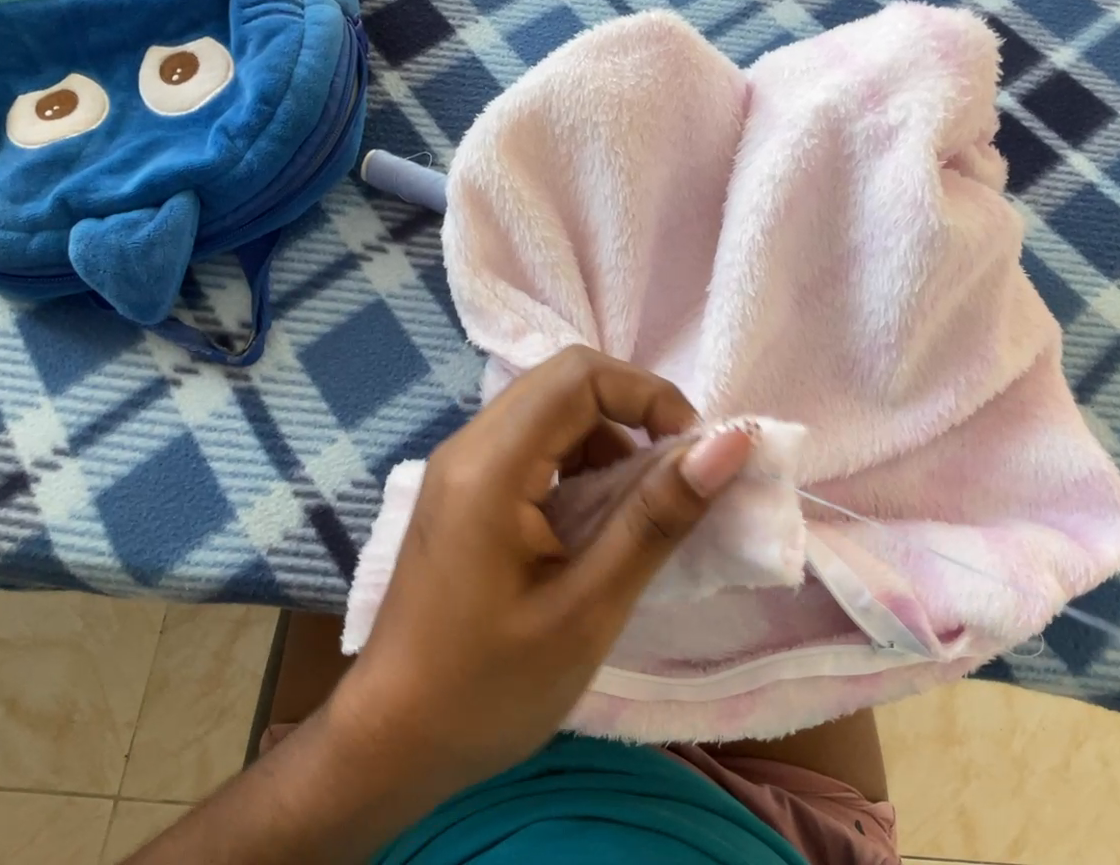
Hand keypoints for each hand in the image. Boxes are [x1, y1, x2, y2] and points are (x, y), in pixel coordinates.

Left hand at [325, 346, 752, 791]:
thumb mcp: (587, 608)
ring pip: (552, 417)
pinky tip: (597, 532)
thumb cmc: (488, 688)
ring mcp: (461, 471)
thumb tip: (727, 445)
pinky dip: (581, 472)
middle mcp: (469, 448)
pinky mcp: (465, 497)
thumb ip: (655, 517)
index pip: (579, 376)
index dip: (649, 396)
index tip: (694, 457)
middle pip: (564, 385)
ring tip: (638, 518)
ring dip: (609, 448)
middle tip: (677, 482)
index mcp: (490, 466)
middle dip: (634, 417)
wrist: (392, 743)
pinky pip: (534, 452)